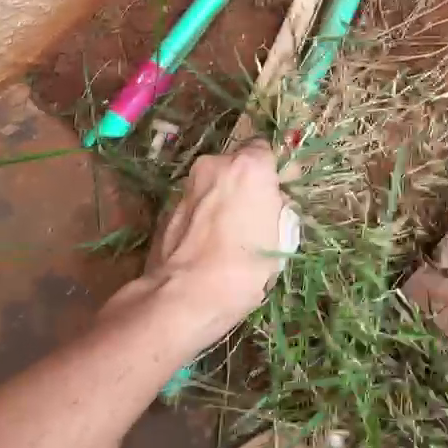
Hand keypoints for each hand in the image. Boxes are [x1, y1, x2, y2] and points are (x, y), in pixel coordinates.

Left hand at [122, 142, 297, 349]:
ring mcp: (187, 185)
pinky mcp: (167, 208)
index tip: (277, 196)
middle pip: (236, 166)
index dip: (272, 173)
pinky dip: (203, 216)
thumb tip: (272, 204)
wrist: (184, 297)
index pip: (265, 150)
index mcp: (249, 166)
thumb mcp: (280, 240)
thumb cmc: (244, 268)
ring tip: (229, 236)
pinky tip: (207, 245)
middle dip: (245, 185)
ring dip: (223, 200)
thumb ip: (276, 209)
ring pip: (213, 185)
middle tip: (254, 217)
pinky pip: (195, 204)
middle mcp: (215, 165)